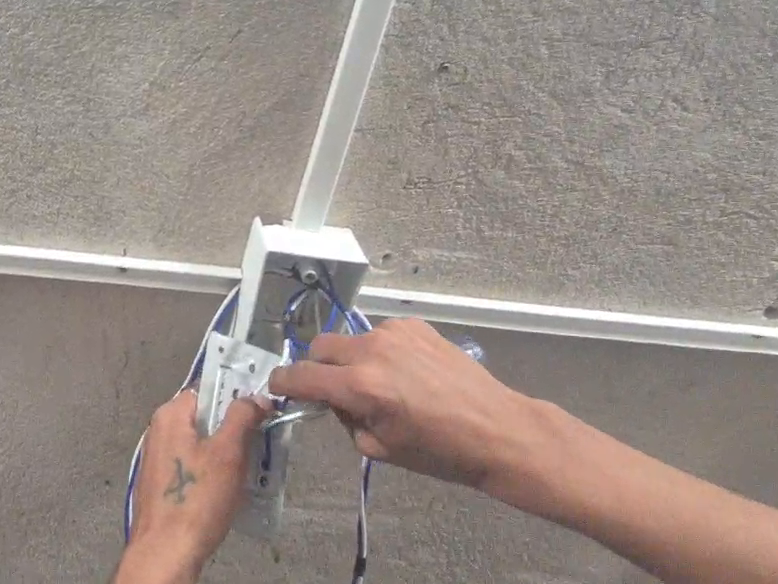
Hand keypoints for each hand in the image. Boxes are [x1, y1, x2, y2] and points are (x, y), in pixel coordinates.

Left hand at [113, 389, 267, 583]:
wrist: (165, 552)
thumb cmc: (197, 498)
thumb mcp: (227, 453)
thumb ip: (241, 417)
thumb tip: (257, 396)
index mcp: (169, 415)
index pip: (206, 390)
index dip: (233, 397)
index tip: (259, 410)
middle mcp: (158, 429)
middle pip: (202, 417)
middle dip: (231, 428)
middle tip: (259, 442)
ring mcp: (156, 457)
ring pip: (198, 443)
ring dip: (223, 452)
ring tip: (249, 466)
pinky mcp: (160, 483)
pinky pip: (191, 465)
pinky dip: (209, 470)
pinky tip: (227, 488)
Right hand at [267, 318, 549, 498]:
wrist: (499, 430)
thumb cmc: (441, 452)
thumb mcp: (382, 449)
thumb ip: (347, 420)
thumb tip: (335, 402)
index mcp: (360, 386)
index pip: (302, 376)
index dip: (283, 382)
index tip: (277, 386)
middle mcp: (370, 351)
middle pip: (320, 346)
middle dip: (318, 367)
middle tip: (334, 389)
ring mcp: (393, 333)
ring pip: (352, 341)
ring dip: (354, 359)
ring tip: (383, 383)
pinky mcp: (414, 325)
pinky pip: (381, 334)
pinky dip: (382, 351)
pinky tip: (407, 372)